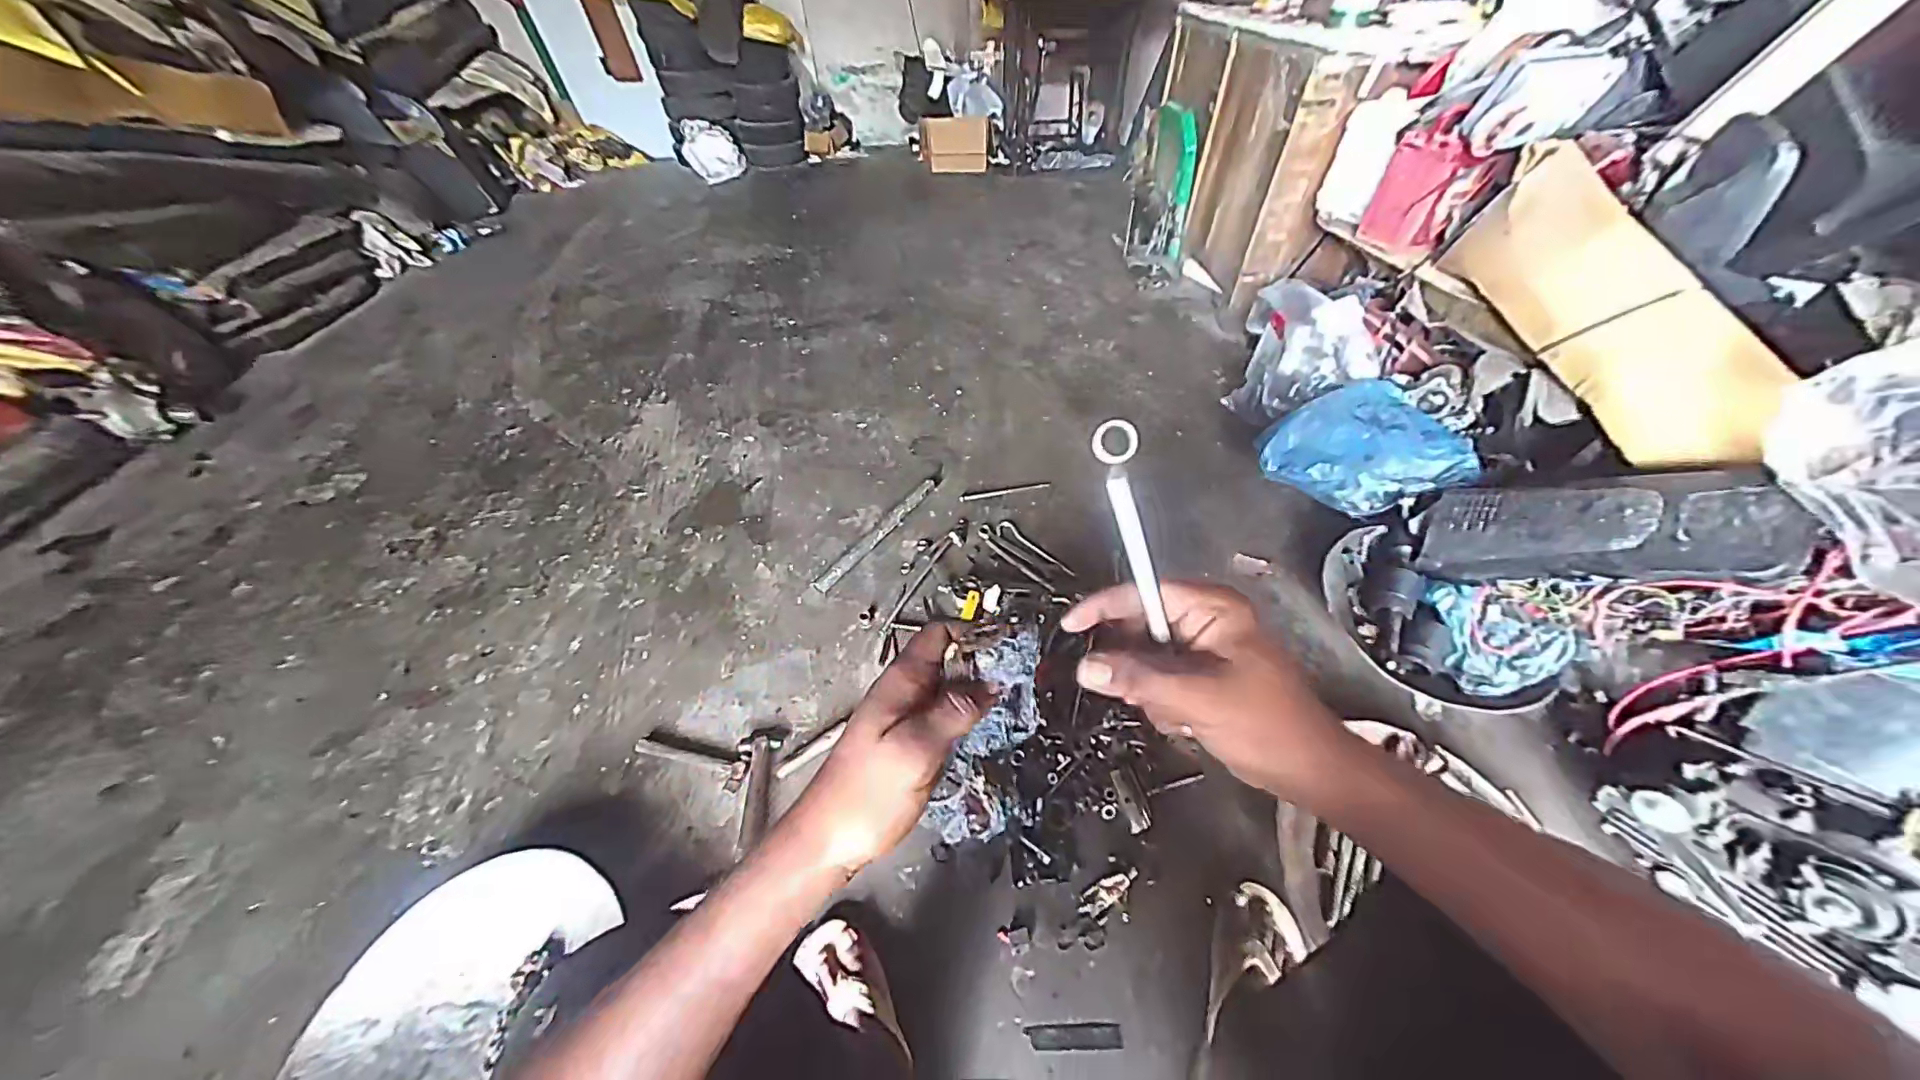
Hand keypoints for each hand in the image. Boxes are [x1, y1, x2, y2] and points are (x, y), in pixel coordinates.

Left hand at [782, 623, 992, 875]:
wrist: (831, 839)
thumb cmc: (863, 796)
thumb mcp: (914, 748)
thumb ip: (952, 712)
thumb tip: (989, 683)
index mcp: (899, 684)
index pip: (938, 634)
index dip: (973, 634)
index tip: (1006, 646)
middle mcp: (904, 694)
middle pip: (948, 659)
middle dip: (983, 661)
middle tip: (1017, 675)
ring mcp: (908, 719)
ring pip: (950, 687)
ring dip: (979, 687)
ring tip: (1010, 696)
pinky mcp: (913, 743)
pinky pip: (946, 715)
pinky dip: (969, 712)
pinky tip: (987, 722)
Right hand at [1061, 581, 1353, 802]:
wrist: (1305, 770)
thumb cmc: (1269, 726)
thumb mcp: (1198, 698)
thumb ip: (1139, 679)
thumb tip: (1089, 667)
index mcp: (1213, 610)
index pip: (1145, 593)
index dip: (1104, 607)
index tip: (1074, 624)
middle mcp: (1205, 622)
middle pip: (1140, 627)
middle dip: (1135, 665)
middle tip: (1140, 691)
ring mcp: (1201, 650)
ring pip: (1144, 658)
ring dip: (1150, 689)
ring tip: (1177, 711)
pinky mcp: (1198, 677)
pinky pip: (1157, 679)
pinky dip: (1160, 701)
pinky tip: (1184, 720)